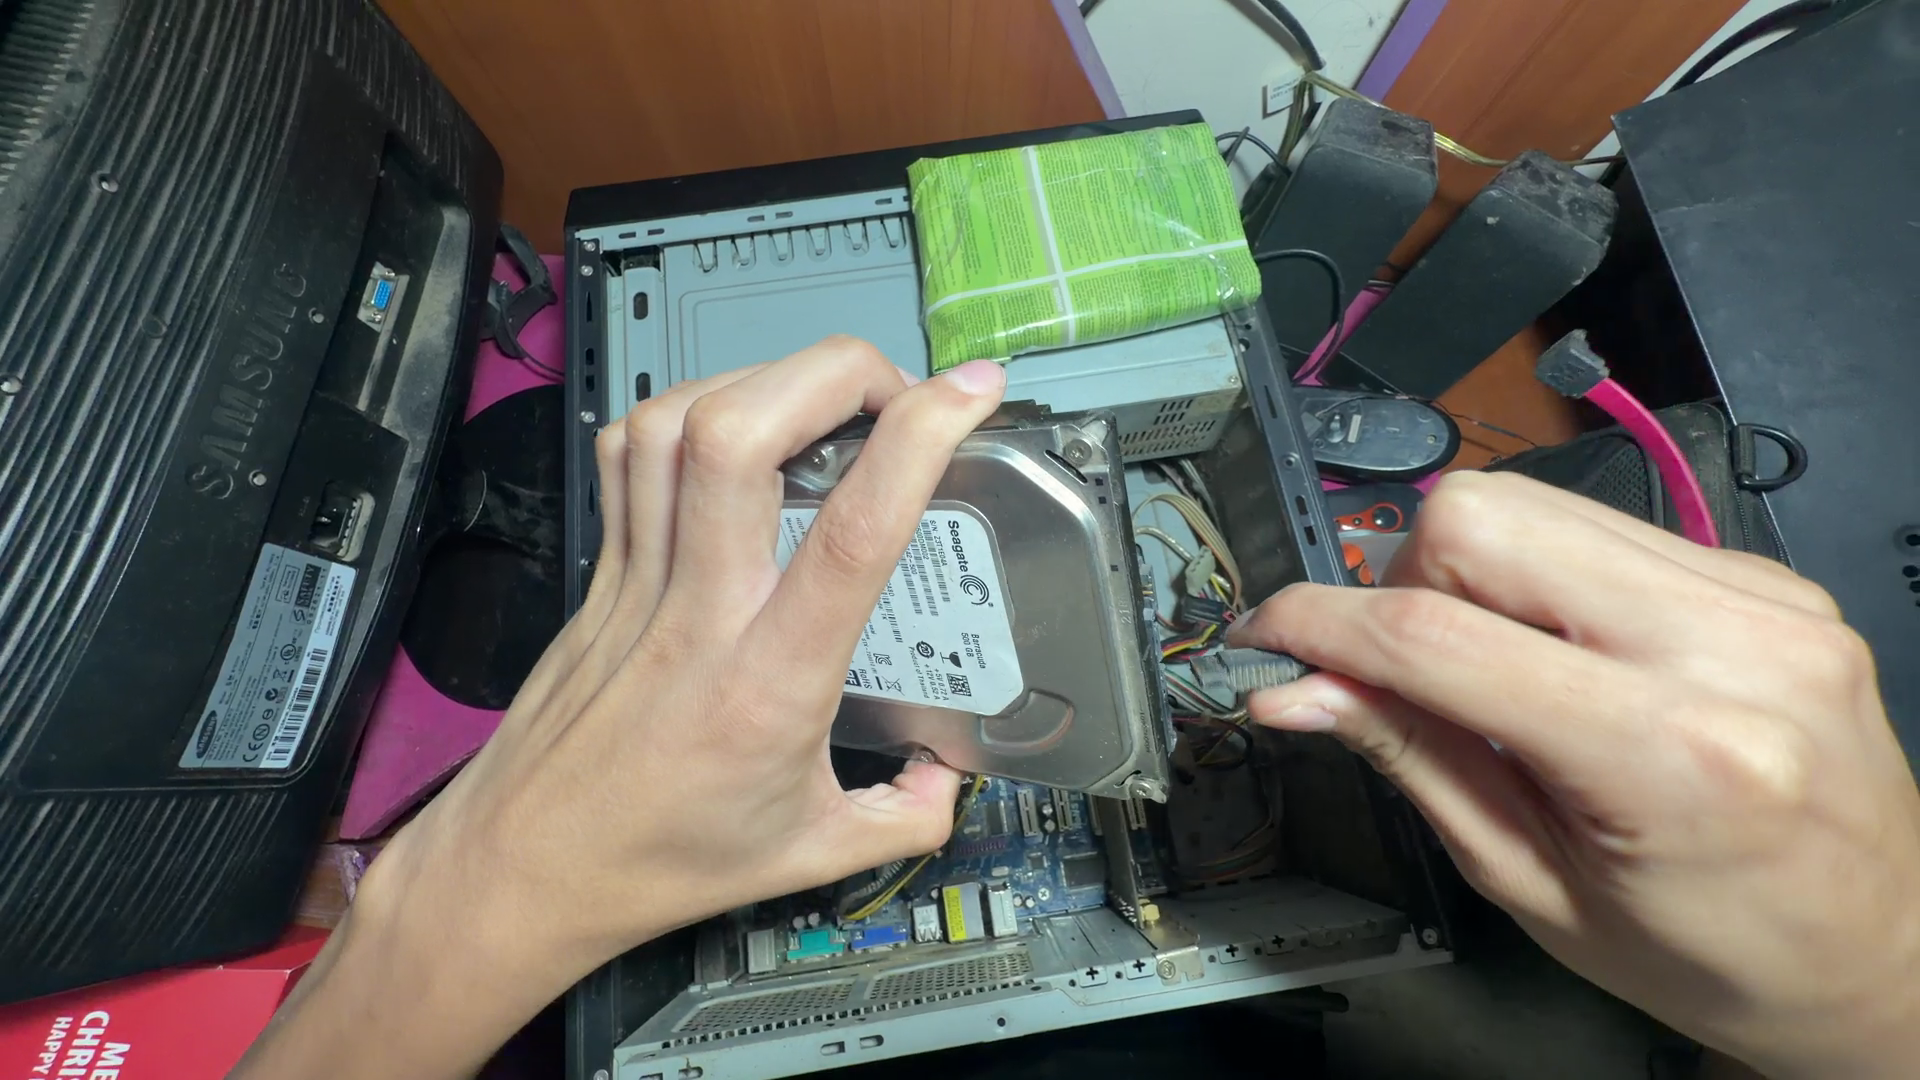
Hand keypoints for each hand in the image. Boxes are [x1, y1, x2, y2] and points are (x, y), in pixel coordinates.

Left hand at [239, 339, 1007, 1078]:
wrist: (522, 869)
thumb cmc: (669, 860)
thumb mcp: (815, 853)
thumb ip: (907, 817)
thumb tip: (952, 774)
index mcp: (773, 682)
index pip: (853, 533)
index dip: (918, 442)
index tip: (968, 394)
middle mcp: (701, 609)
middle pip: (743, 436)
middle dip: (834, 374)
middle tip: (894, 390)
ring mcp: (637, 576)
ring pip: (678, 423)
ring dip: (767, 379)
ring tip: (823, 401)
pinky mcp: (601, 565)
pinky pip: (631, 449)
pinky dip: (695, 405)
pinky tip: (738, 428)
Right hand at [1232, 471, 1919, 1078]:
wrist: (1894, 962)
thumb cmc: (1701, 951)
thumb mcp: (1519, 874)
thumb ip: (1401, 753)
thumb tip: (1292, 690)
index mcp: (1671, 755)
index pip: (1431, 637)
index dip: (1316, 623)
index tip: (1264, 635)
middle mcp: (1727, 644)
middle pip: (1473, 520)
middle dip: (1396, 581)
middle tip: (1403, 663)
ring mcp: (1753, 592)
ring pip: (1514, 500)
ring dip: (1450, 570)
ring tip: (1475, 654)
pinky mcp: (1754, 572)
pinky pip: (1573, 520)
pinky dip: (1513, 571)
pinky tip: (1538, 640)